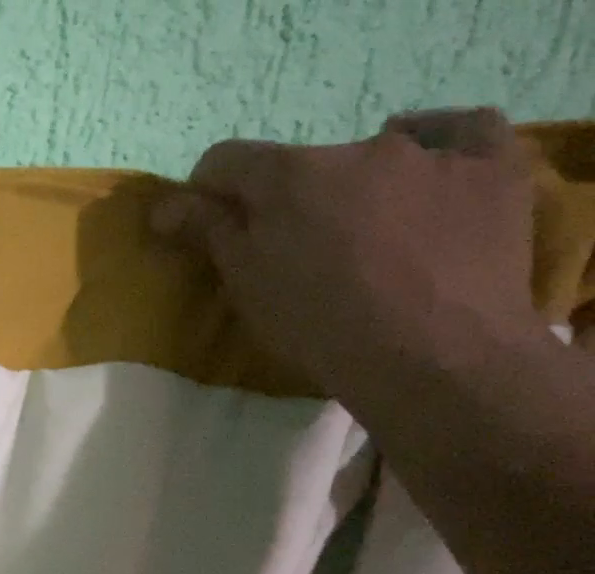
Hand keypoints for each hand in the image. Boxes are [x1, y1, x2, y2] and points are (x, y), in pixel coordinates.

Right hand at [151, 107, 546, 396]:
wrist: (434, 354)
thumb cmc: (320, 324)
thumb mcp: (247, 284)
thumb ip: (208, 232)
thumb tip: (168, 204)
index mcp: (288, 176)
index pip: (225, 161)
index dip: (208, 192)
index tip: (209, 227)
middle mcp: (358, 148)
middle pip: (302, 164)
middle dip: (289, 199)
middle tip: (296, 250)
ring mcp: (432, 153)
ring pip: (376, 153)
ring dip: (358, 184)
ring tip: (366, 232)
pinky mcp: (493, 166)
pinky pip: (463, 132)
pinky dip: (439, 143)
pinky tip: (427, 169)